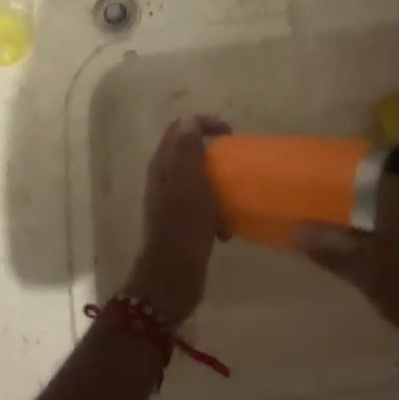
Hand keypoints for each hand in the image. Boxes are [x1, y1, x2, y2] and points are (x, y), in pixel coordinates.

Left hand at [122, 114, 231, 327]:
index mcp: (163, 164)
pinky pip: (202, 206)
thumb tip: (190, 120)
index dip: (205, 123)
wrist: (172, 278)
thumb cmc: (183, 228)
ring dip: (218, 186)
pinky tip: (226, 229)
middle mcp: (163, 178)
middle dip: (214, 154)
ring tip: (232, 198)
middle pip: (189, 152)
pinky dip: (216, 211)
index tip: (230, 134)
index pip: (181, 128)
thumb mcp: (189, 184)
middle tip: (235, 163)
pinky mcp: (181, 224)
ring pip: (198, 180)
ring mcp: (171, 202)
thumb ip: (188, 150)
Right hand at [295, 176, 398, 354]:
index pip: (347, 167)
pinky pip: (381, 226)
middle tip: (294, 205)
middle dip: (327, 196)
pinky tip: (346, 250)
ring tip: (312, 227)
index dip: (319, 170)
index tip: (292, 176)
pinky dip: (361, 232)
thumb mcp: (371, 274)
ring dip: (343, 217)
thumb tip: (296, 228)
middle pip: (355, 188)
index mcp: (389, 194)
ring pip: (368, 209)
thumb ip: (333, 251)